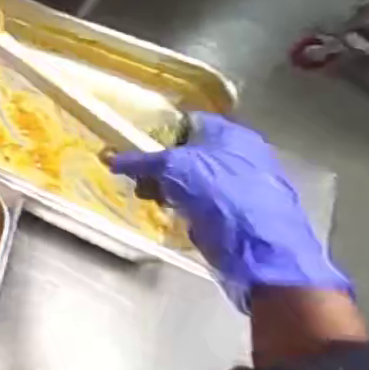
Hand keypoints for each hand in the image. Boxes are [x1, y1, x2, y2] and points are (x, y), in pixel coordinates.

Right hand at [109, 113, 349, 311]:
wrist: (259, 246)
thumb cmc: (220, 193)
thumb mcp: (172, 169)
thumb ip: (140, 161)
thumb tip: (109, 158)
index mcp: (230, 133)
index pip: (187, 122)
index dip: (158, 133)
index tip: (134, 148)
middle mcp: (239, 153)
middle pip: (187, 151)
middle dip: (159, 165)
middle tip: (140, 179)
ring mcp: (241, 182)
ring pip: (192, 177)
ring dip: (168, 187)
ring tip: (154, 200)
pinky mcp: (237, 209)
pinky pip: (201, 199)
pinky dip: (184, 204)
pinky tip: (175, 214)